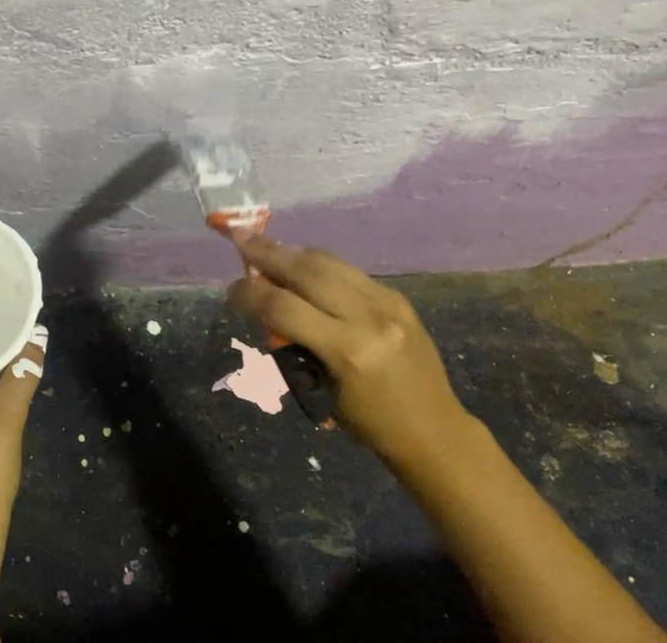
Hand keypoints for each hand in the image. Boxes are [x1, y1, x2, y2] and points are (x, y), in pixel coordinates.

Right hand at [228, 235, 471, 468]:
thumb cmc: (369, 423)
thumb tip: (266, 302)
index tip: (231, 290)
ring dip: (291, 252)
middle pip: (306, 272)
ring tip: (264, 244)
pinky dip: (318, 264)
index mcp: (348, 351)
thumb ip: (295, 343)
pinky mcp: (397, 297)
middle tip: (238, 236)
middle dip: (267, 253)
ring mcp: (387, 303)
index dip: (250, 293)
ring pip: (328, 263)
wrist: (435, 430)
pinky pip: (348, 270)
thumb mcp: (320, 390)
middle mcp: (369, 318)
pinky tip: (300, 263)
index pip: (283, 307)